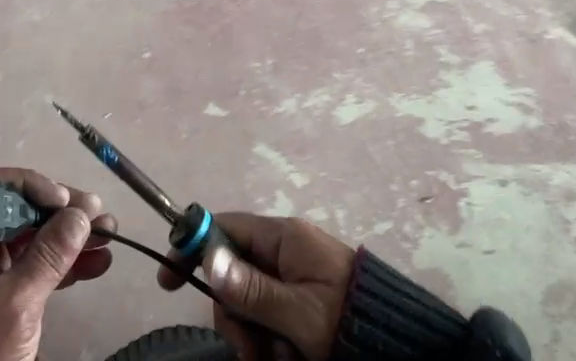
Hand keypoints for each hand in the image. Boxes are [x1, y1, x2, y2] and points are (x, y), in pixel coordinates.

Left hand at [0, 167, 116, 360]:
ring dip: (70, 233)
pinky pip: (35, 260)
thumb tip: (80, 216)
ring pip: (31, 233)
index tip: (63, 199)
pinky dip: (65, 260)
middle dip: (60, 211)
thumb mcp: (17, 303)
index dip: (28, 185)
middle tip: (99, 213)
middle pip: (16, 209)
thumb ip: (48, 256)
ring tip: (109, 233)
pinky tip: (98, 261)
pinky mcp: (4, 284)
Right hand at [157, 212, 355, 360]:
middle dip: (233, 315)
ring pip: (249, 300)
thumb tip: (209, 262)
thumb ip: (252, 289)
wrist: (406, 345)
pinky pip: (269, 314)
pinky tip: (286, 358)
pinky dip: (271, 340)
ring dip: (252, 334)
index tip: (169, 282)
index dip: (192, 250)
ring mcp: (294, 275)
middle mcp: (284, 250)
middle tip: (247, 350)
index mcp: (283, 237)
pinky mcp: (303, 300)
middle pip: (232, 272)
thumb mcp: (298, 313)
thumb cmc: (349, 321)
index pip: (222, 228)